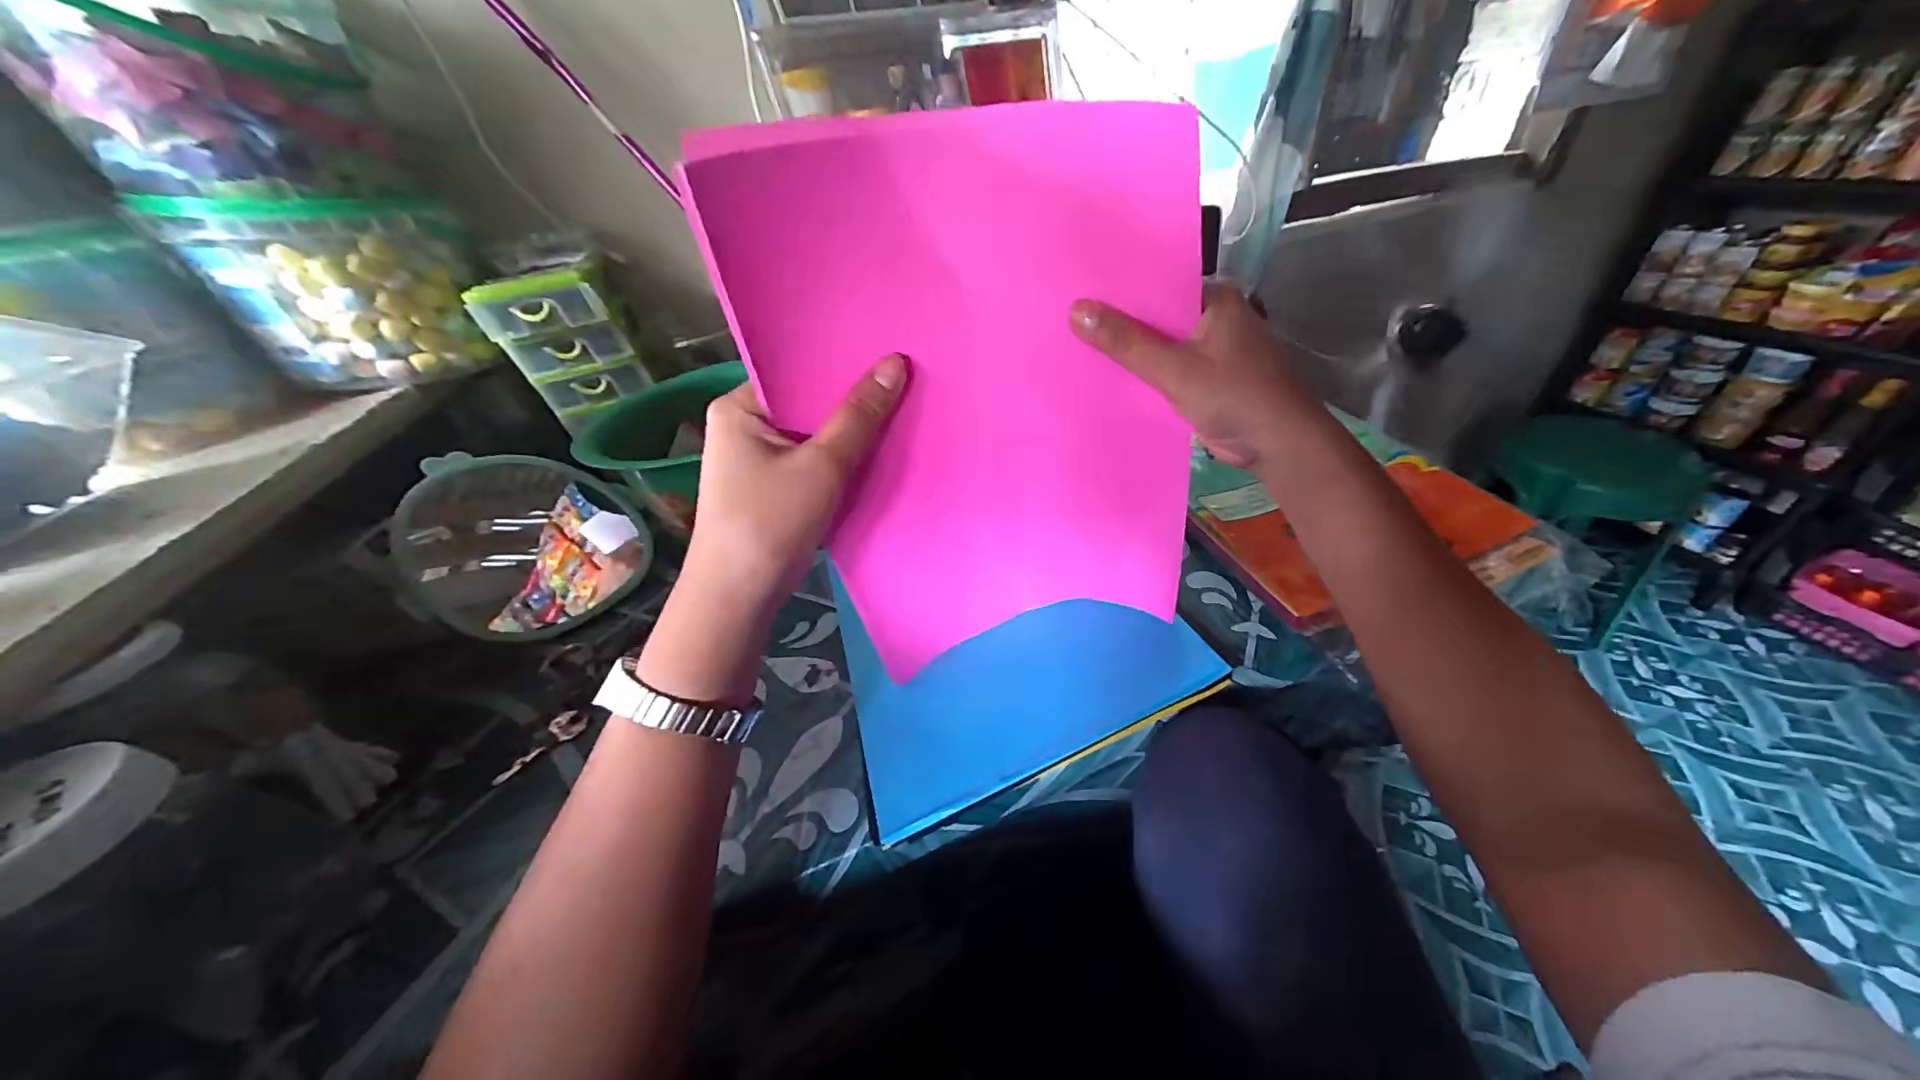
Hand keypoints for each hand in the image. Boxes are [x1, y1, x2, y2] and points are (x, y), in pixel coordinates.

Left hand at [683, 354, 909, 610]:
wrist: (738, 598)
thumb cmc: (770, 523)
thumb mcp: (822, 466)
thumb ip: (859, 417)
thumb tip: (896, 363)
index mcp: (738, 407)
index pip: (796, 373)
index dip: (841, 367)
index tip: (886, 359)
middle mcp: (742, 427)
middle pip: (806, 404)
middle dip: (849, 403)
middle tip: (901, 385)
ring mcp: (755, 461)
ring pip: (812, 436)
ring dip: (847, 435)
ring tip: (896, 413)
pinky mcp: (770, 489)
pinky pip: (810, 462)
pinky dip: (837, 462)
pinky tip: (873, 455)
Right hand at [1071, 285, 1315, 470]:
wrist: (1278, 445)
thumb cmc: (1236, 396)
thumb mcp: (1175, 369)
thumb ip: (1127, 343)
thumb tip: (1076, 310)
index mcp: (1213, 299)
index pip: (1157, 284)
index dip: (1118, 290)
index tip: (1076, 291)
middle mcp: (1212, 318)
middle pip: (1155, 316)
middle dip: (1118, 324)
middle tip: (1065, 321)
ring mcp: (1209, 351)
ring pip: (1158, 346)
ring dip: (1128, 353)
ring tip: (1075, 347)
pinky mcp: (1204, 381)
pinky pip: (1164, 371)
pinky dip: (1142, 376)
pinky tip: (1107, 379)